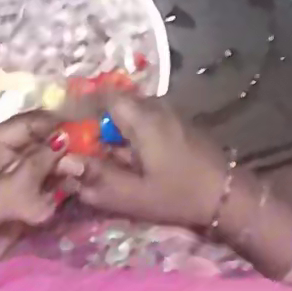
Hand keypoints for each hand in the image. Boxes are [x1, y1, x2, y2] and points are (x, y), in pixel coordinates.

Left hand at [0, 113, 70, 290]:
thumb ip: (30, 173)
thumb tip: (66, 145)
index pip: (31, 123)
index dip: (57, 123)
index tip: (86, 127)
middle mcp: (7, 159)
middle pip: (45, 145)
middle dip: (66, 150)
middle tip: (88, 159)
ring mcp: (17, 185)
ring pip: (52, 169)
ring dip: (67, 172)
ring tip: (83, 177)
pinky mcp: (24, 209)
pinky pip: (50, 194)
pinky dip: (63, 194)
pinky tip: (75, 194)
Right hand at [63, 94, 230, 228]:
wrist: (227, 195)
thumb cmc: (178, 195)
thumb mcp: (132, 195)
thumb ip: (96, 178)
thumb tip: (64, 162)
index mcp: (143, 117)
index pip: (104, 95)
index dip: (81, 106)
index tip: (64, 127)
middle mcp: (156, 106)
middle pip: (116, 104)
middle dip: (95, 123)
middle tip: (80, 151)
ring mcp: (170, 112)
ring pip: (130, 112)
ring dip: (114, 130)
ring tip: (102, 158)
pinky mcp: (177, 123)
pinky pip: (145, 119)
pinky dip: (130, 133)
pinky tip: (129, 159)